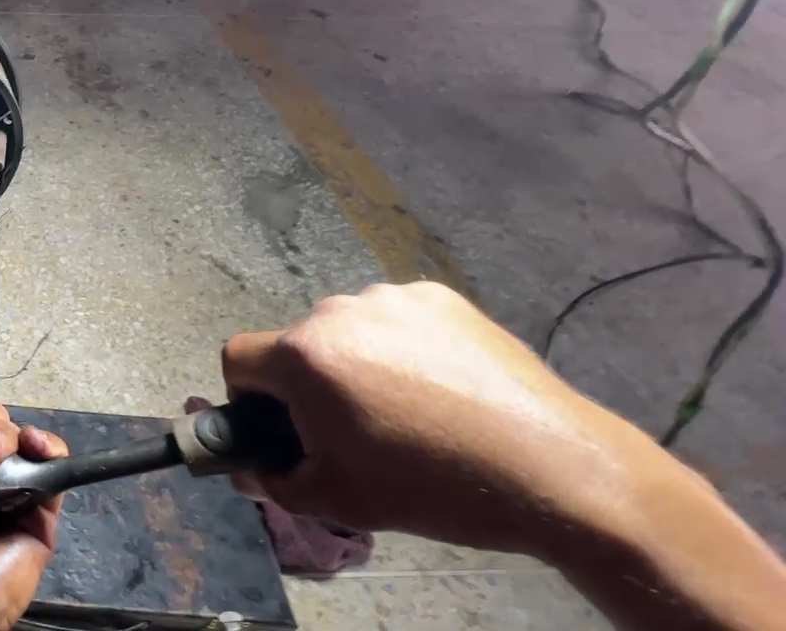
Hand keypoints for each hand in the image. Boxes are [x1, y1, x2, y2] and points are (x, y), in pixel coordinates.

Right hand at [221, 281, 656, 555]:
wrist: (561, 472)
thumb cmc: (435, 487)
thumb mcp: (341, 501)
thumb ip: (275, 483)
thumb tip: (248, 471)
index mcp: (302, 355)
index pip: (238, 358)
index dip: (249, 396)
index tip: (285, 426)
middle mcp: (334, 311)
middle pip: (297, 346)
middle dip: (314, 383)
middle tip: (361, 430)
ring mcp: (390, 297)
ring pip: (346, 330)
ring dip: (357, 360)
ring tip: (412, 408)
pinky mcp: (438, 297)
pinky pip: (395, 317)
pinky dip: (403, 344)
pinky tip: (443, 384)